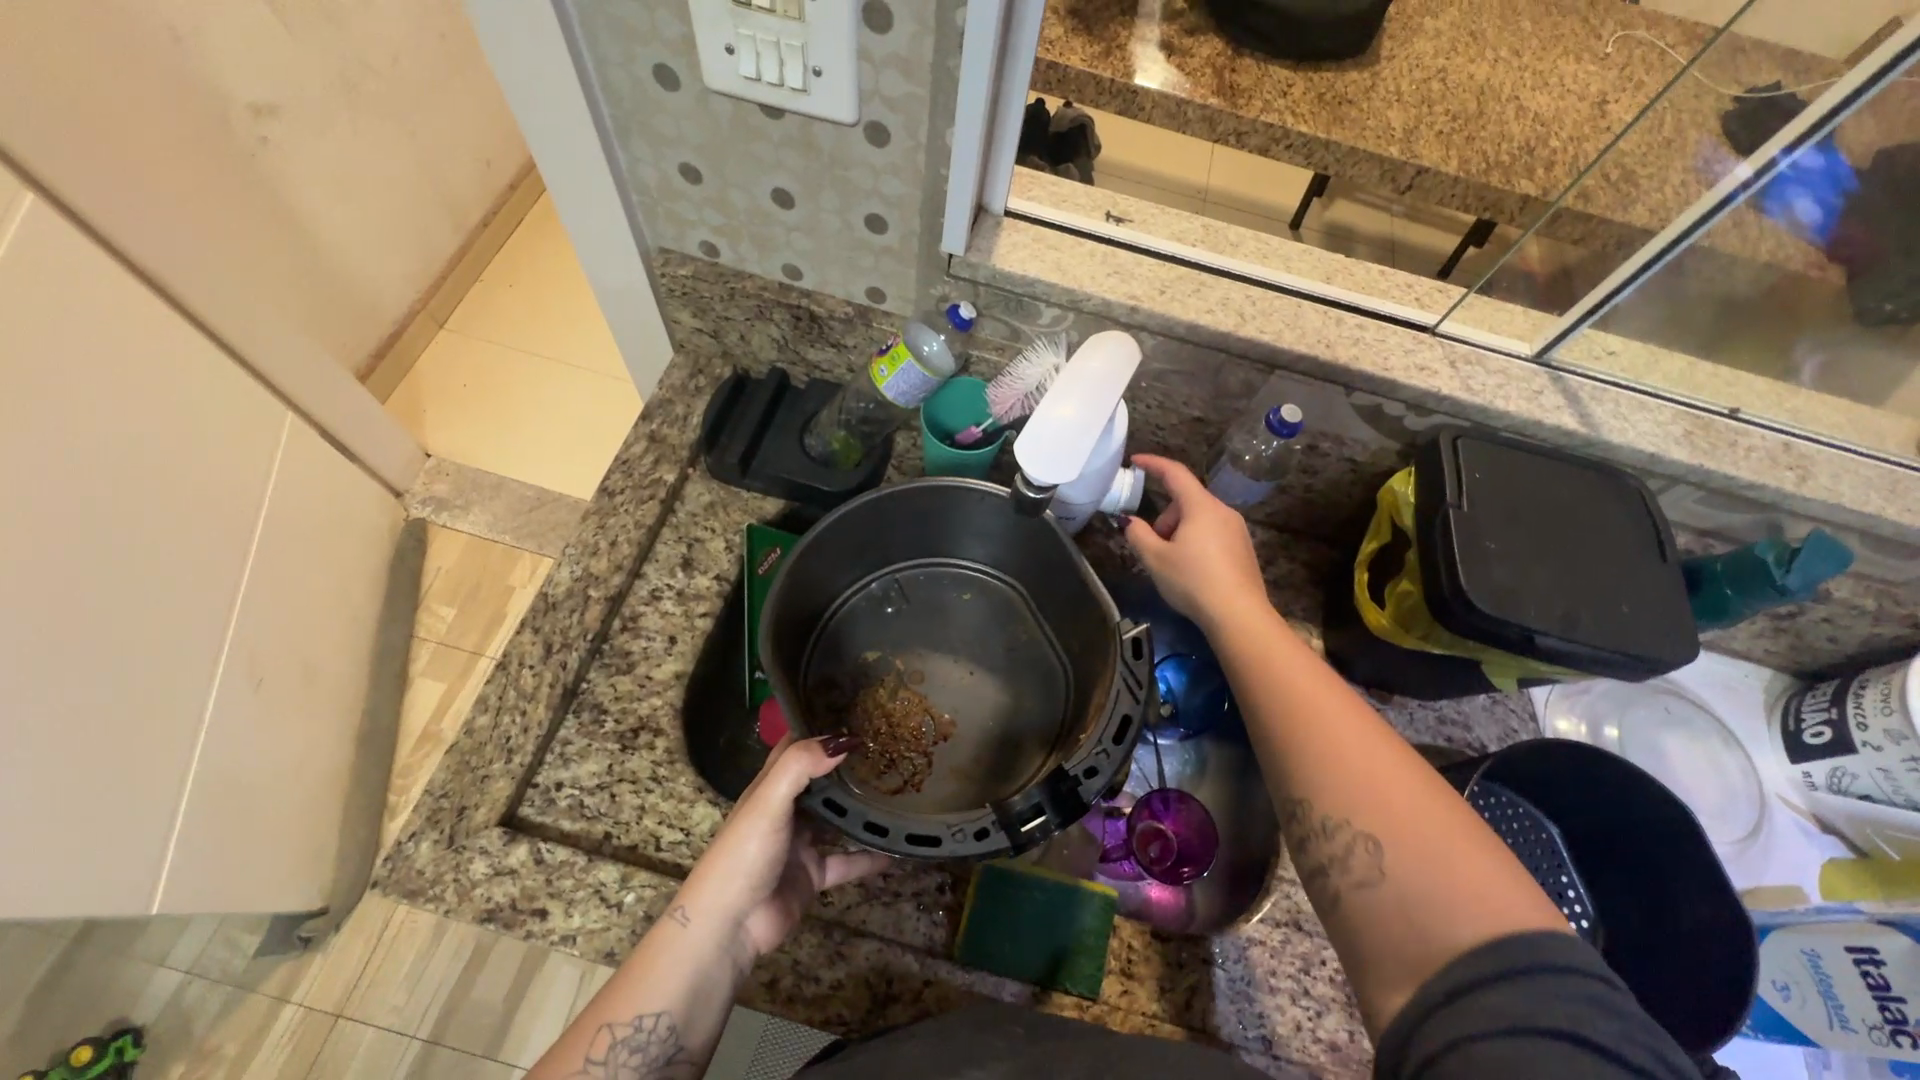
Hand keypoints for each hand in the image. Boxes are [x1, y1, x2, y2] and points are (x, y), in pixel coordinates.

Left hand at [678, 734, 891, 961]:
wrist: (731, 924)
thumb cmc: (745, 854)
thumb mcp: (768, 801)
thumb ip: (801, 767)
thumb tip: (845, 739)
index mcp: (768, 788)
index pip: (794, 749)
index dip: (819, 730)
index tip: (856, 716)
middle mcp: (785, 811)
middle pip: (819, 782)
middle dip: (847, 767)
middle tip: (887, 749)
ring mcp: (800, 844)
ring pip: (835, 820)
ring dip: (860, 809)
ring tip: (897, 792)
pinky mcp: (812, 875)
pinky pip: (846, 862)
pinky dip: (868, 857)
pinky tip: (895, 852)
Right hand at [1123, 454, 1269, 630]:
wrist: (1238, 614)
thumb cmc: (1193, 581)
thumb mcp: (1155, 559)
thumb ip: (1137, 534)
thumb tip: (1130, 521)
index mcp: (1200, 507)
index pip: (1175, 473)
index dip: (1153, 464)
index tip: (1135, 461)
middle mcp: (1222, 511)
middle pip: (1186, 501)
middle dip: (1164, 518)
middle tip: (1153, 547)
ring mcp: (1237, 529)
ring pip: (1199, 519)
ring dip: (1179, 532)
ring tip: (1172, 564)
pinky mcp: (1243, 548)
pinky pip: (1212, 533)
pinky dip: (1196, 542)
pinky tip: (1192, 571)